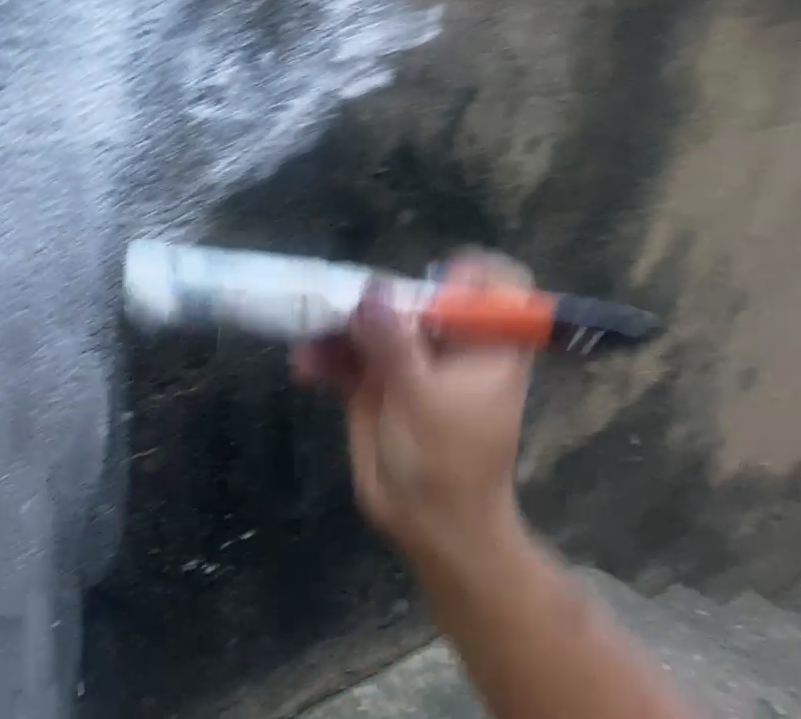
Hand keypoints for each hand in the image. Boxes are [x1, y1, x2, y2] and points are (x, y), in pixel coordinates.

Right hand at [290, 252, 536, 570]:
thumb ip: (394, 341)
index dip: (466, 276)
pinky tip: (304, 370)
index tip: (428, 283)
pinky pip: (345, 354)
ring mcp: (408, 365)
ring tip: (309, 344)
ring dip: (336, 329)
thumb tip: (372, 288)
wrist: (428, 524)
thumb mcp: (422, 397)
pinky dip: (324, 357)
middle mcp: (447, 348)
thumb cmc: (447, 461)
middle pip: (414, 298)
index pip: (495, 287)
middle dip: (373, 299)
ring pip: (371, 324)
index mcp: (485, 347)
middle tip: (339, 307)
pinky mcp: (374, 385)